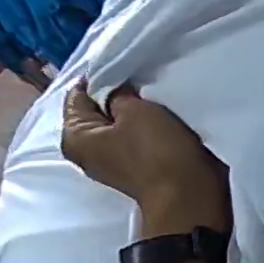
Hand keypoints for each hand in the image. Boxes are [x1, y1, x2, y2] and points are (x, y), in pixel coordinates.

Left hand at [62, 82, 231, 234]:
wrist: (189, 195)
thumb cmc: (158, 151)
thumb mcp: (137, 110)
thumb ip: (120, 93)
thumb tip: (118, 89)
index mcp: (74, 137)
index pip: (79, 93)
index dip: (104, 76)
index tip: (130, 67)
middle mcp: (85, 151)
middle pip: (99, 110)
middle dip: (120, 96)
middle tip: (146, 84)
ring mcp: (111, 162)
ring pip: (119, 125)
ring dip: (136, 113)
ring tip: (158, 102)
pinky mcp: (136, 169)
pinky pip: (136, 139)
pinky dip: (147, 129)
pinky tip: (164, 122)